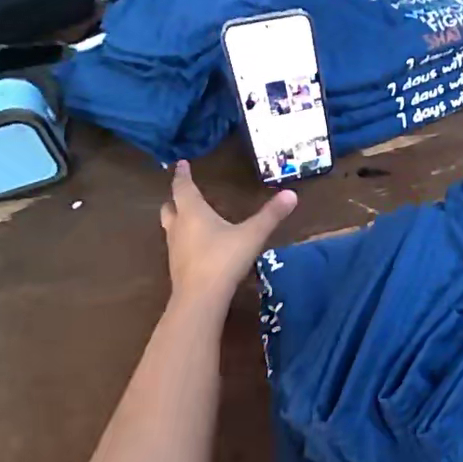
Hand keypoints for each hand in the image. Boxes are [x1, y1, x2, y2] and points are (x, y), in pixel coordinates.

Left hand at [159, 160, 296, 303]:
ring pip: (170, 226)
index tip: (181, 163)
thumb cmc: (223, 259)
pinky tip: (198, 246)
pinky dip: (184, 238)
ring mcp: (175, 248)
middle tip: (185, 193)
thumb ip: (271, 215)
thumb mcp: (252, 235)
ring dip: (178, 219)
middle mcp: (179, 226)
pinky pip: (177, 245)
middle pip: (170, 207)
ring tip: (191, 218)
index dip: (182, 174)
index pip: (183, 187)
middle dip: (176, 198)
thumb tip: (292, 194)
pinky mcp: (177, 266)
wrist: (200, 298)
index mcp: (193, 212)